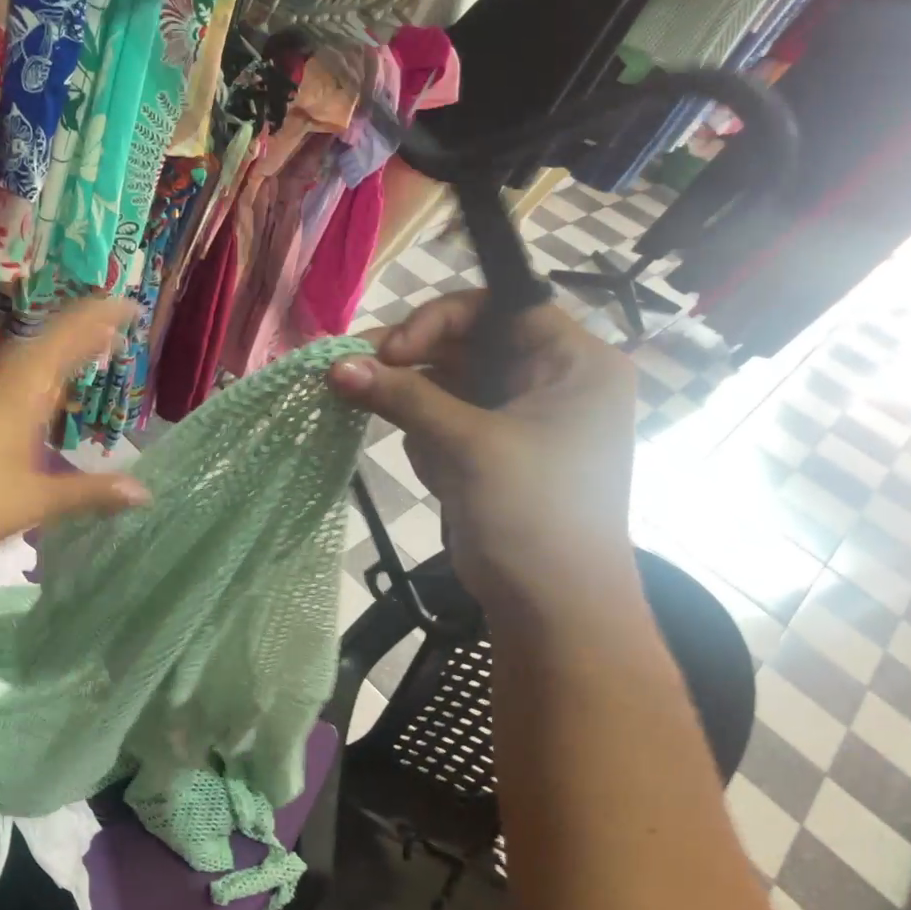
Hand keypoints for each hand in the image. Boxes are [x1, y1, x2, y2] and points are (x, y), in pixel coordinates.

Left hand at [0, 297, 151, 565]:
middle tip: (109, 329)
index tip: (127, 304)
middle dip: (77, 334)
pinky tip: (28, 404)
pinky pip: (1, 386)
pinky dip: (27, 383)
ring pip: (18, 366)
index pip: (67, 339)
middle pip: (41, 345)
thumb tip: (143, 492)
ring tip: (77, 358)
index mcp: (21, 391)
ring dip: (50, 357)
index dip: (98, 319)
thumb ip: (88, 492)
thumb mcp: (35, 501)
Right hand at [327, 292, 639, 617]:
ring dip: (417, 410)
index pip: (500, 307)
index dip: (440, 319)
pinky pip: (440, 422)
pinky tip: (443, 478)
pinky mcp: (488, 450)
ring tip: (431, 456)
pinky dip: (426, 442)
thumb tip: (336, 365)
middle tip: (354, 378)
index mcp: (574, 364)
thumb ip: (404, 398)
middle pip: (465, 344)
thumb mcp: (470, 446)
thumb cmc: (532, 513)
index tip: (389, 351)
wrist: (550, 602)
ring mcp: (516, 417)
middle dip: (412, 366)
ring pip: (444, 384)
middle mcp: (548, 380)